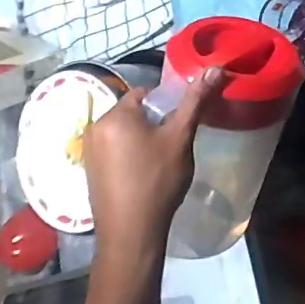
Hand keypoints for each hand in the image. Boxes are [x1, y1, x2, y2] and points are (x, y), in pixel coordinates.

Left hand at [84, 67, 224, 264]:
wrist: (131, 235)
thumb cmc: (157, 181)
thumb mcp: (180, 137)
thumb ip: (195, 100)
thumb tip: (215, 67)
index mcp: (115, 115)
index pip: (144, 92)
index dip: (165, 104)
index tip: (179, 123)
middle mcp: (96, 127)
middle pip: (132, 112)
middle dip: (153, 122)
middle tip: (172, 144)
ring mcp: (89, 152)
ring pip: (123, 132)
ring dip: (141, 139)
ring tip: (160, 161)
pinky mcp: (90, 171)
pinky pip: (114, 150)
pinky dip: (129, 155)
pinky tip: (143, 175)